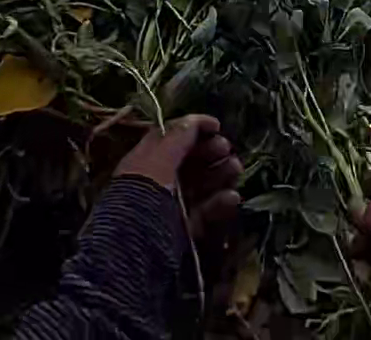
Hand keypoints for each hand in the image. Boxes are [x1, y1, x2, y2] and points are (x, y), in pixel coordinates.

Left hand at [115, 114, 243, 236]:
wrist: (134, 250)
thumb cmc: (144, 195)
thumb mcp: (158, 159)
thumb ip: (178, 138)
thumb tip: (196, 120)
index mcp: (146, 160)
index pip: (172, 137)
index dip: (194, 129)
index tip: (217, 127)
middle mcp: (157, 180)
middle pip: (189, 160)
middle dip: (211, 152)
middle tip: (228, 150)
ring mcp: (170, 206)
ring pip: (199, 184)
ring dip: (219, 175)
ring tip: (236, 170)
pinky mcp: (181, 231)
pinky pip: (203, 212)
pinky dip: (219, 204)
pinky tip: (233, 197)